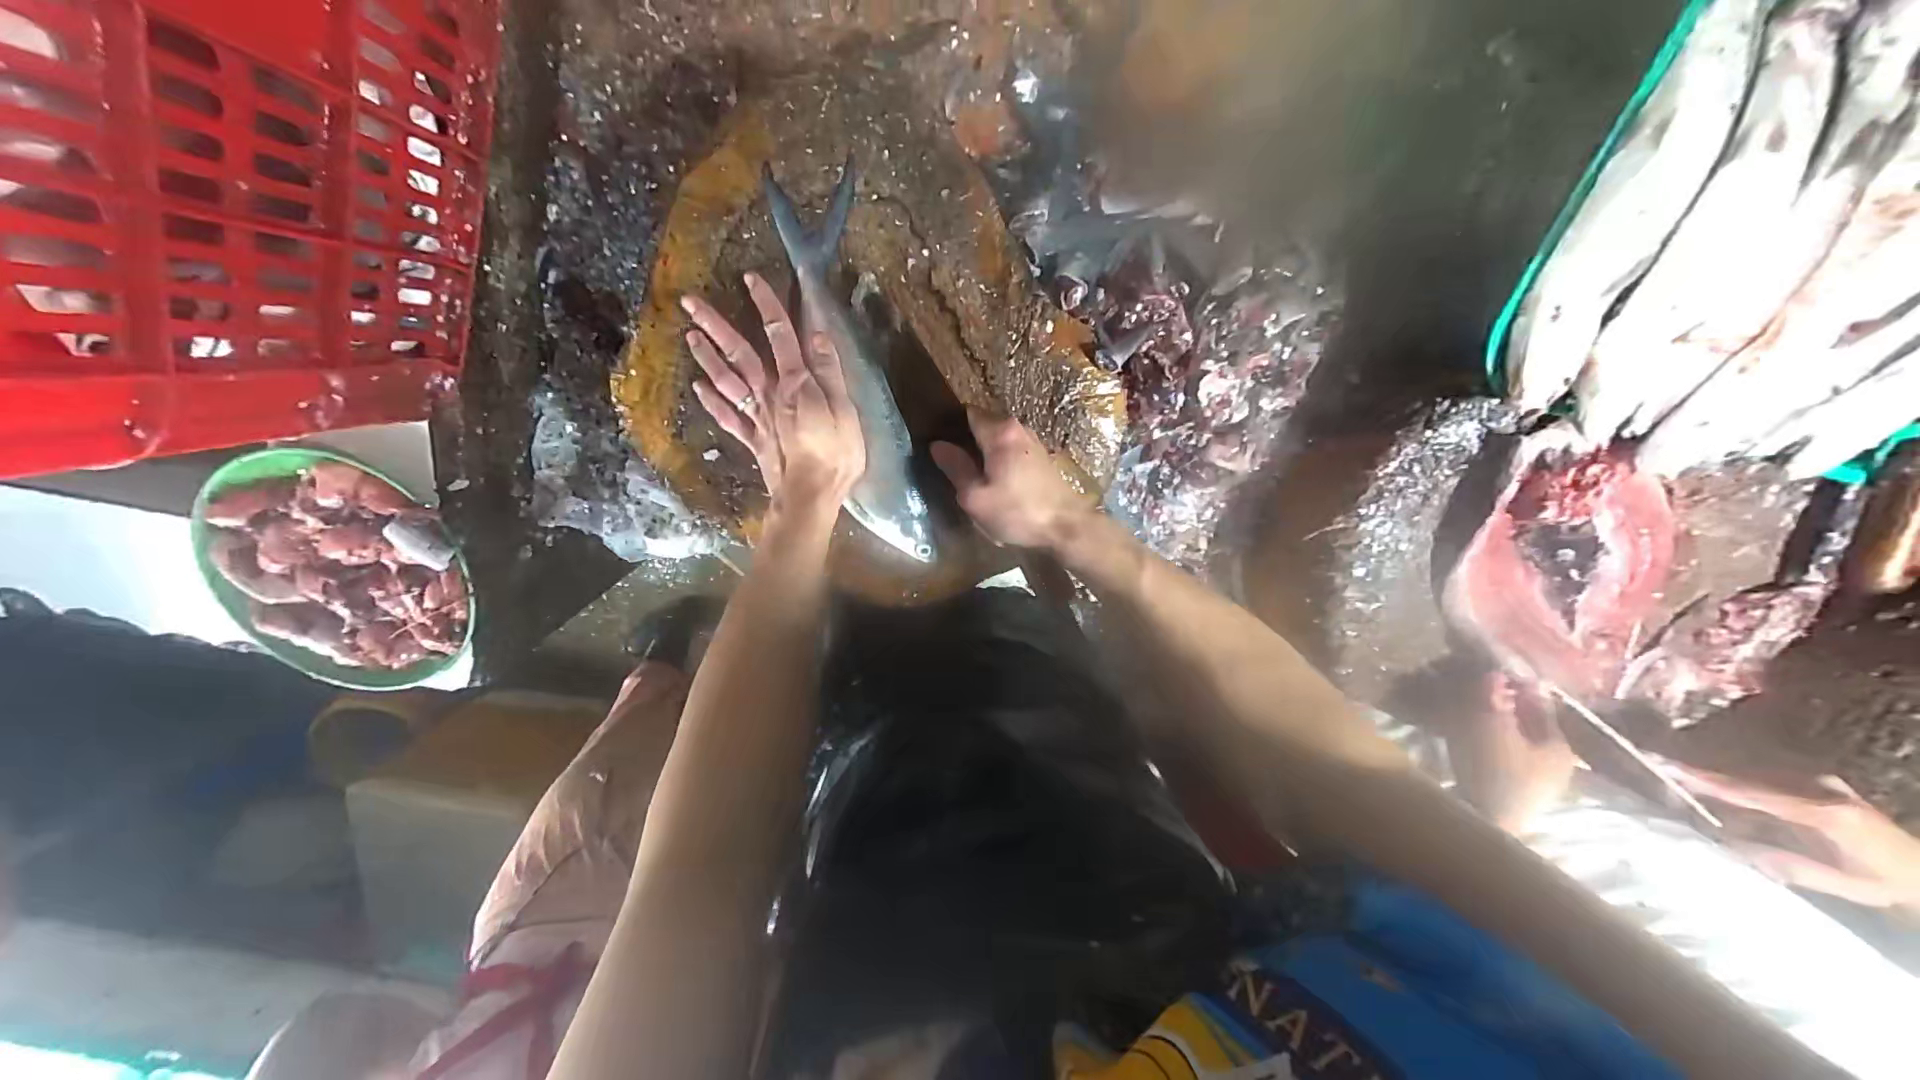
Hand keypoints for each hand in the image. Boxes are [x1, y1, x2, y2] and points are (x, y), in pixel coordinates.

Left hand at [684, 275, 865, 521]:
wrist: (810, 494)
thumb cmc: (836, 454)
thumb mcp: (844, 410)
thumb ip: (829, 372)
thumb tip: (817, 335)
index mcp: (796, 382)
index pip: (781, 334)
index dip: (766, 305)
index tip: (750, 278)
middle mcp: (770, 393)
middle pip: (740, 353)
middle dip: (716, 324)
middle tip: (689, 300)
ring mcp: (757, 417)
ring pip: (726, 380)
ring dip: (706, 357)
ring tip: (689, 335)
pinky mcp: (752, 439)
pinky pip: (727, 417)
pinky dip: (711, 401)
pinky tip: (697, 387)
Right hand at [931, 411, 1091, 548]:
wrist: (1066, 526)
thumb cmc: (1017, 512)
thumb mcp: (976, 497)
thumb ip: (955, 468)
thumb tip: (938, 445)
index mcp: (999, 432)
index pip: (968, 412)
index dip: (952, 425)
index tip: (942, 444)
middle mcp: (1018, 428)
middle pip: (984, 425)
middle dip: (968, 442)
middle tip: (955, 467)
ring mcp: (1033, 441)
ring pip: (998, 440)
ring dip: (986, 454)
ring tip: (975, 478)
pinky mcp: (1041, 456)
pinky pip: (1011, 450)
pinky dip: (1001, 462)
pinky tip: (998, 483)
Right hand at [1450, 673, 1576, 835]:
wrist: (1487, 824)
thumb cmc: (1496, 772)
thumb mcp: (1491, 727)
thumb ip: (1493, 698)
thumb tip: (1494, 671)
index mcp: (1561, 745)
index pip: (1541, 704)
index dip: (1516, 686)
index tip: (1491, 671)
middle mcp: (1556, 761)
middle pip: (1526, 723)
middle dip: (1500, 706)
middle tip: (1472, 691)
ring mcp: (1537, 781)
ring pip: (1512, 739)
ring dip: (1490, 723)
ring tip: (1463, 711)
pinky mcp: (1515, 792)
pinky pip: (1501, 755)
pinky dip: (1485, 741)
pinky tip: (1465, 738)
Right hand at [1669, 762, 1919, 914]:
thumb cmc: (1890, 885)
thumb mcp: (1847, 886)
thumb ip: (1789, 866)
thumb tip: (1728, 848)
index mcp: (1827, 814)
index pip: (1750, 793)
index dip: (1704, 780)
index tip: (1663, 766)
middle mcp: (1820, 788)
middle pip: (1745, 779)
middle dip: (1699, 777)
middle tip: (1657, 768)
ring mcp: (1819, 782)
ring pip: (1751, 777)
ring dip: (1714, 783)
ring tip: (1677, 780)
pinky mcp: (1816, 782)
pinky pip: (1764, 781)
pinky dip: (1735, 788)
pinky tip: (1715, 792)